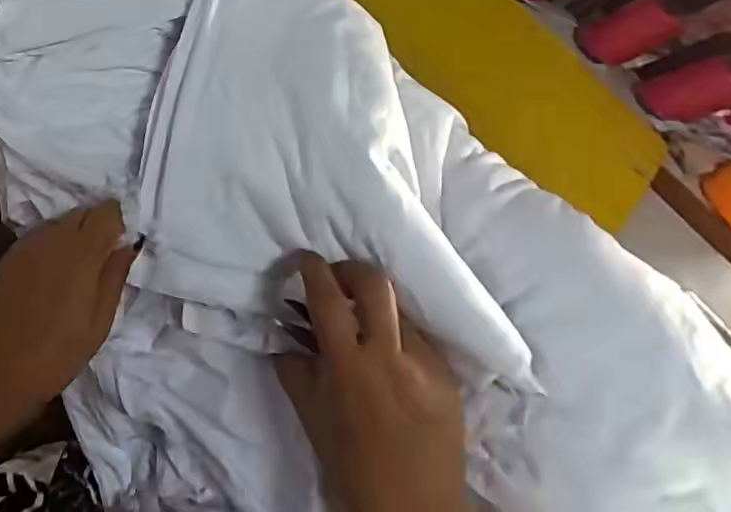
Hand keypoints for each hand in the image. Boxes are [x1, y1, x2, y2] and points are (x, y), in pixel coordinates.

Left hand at [0, 200, 137, 403]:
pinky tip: (48, 277)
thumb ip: (116, 274)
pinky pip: (41, 237)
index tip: (117, 248)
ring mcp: (30, 244)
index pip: (108, 209)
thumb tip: (127, 245)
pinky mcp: (11, 255)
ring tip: (71, 272)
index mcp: (83, 249)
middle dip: (95, 228)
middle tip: (97, 263)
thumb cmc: (60, 349)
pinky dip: (51, 247)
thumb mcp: (101, 318)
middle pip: (84, 212)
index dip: (117, 224)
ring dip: (72, 237)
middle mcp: (56, 236)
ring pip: (61, 223)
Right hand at [274, 254, 464, 511]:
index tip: (304, 259)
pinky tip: (393, 359)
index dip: (313, 269)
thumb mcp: (314, 420)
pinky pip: (419, 337)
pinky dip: (400, 337)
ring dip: (377, 308)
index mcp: (350, 369)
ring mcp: (425, 362)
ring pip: (398, 309)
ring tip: (366, 327)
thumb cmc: (353, 470)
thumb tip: (282, 331)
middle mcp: (391, 357)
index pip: (329, 299)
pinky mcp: (448, 372)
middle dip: (351, 269)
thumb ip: (294, 370)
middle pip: (374, 282)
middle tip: (338, 279)